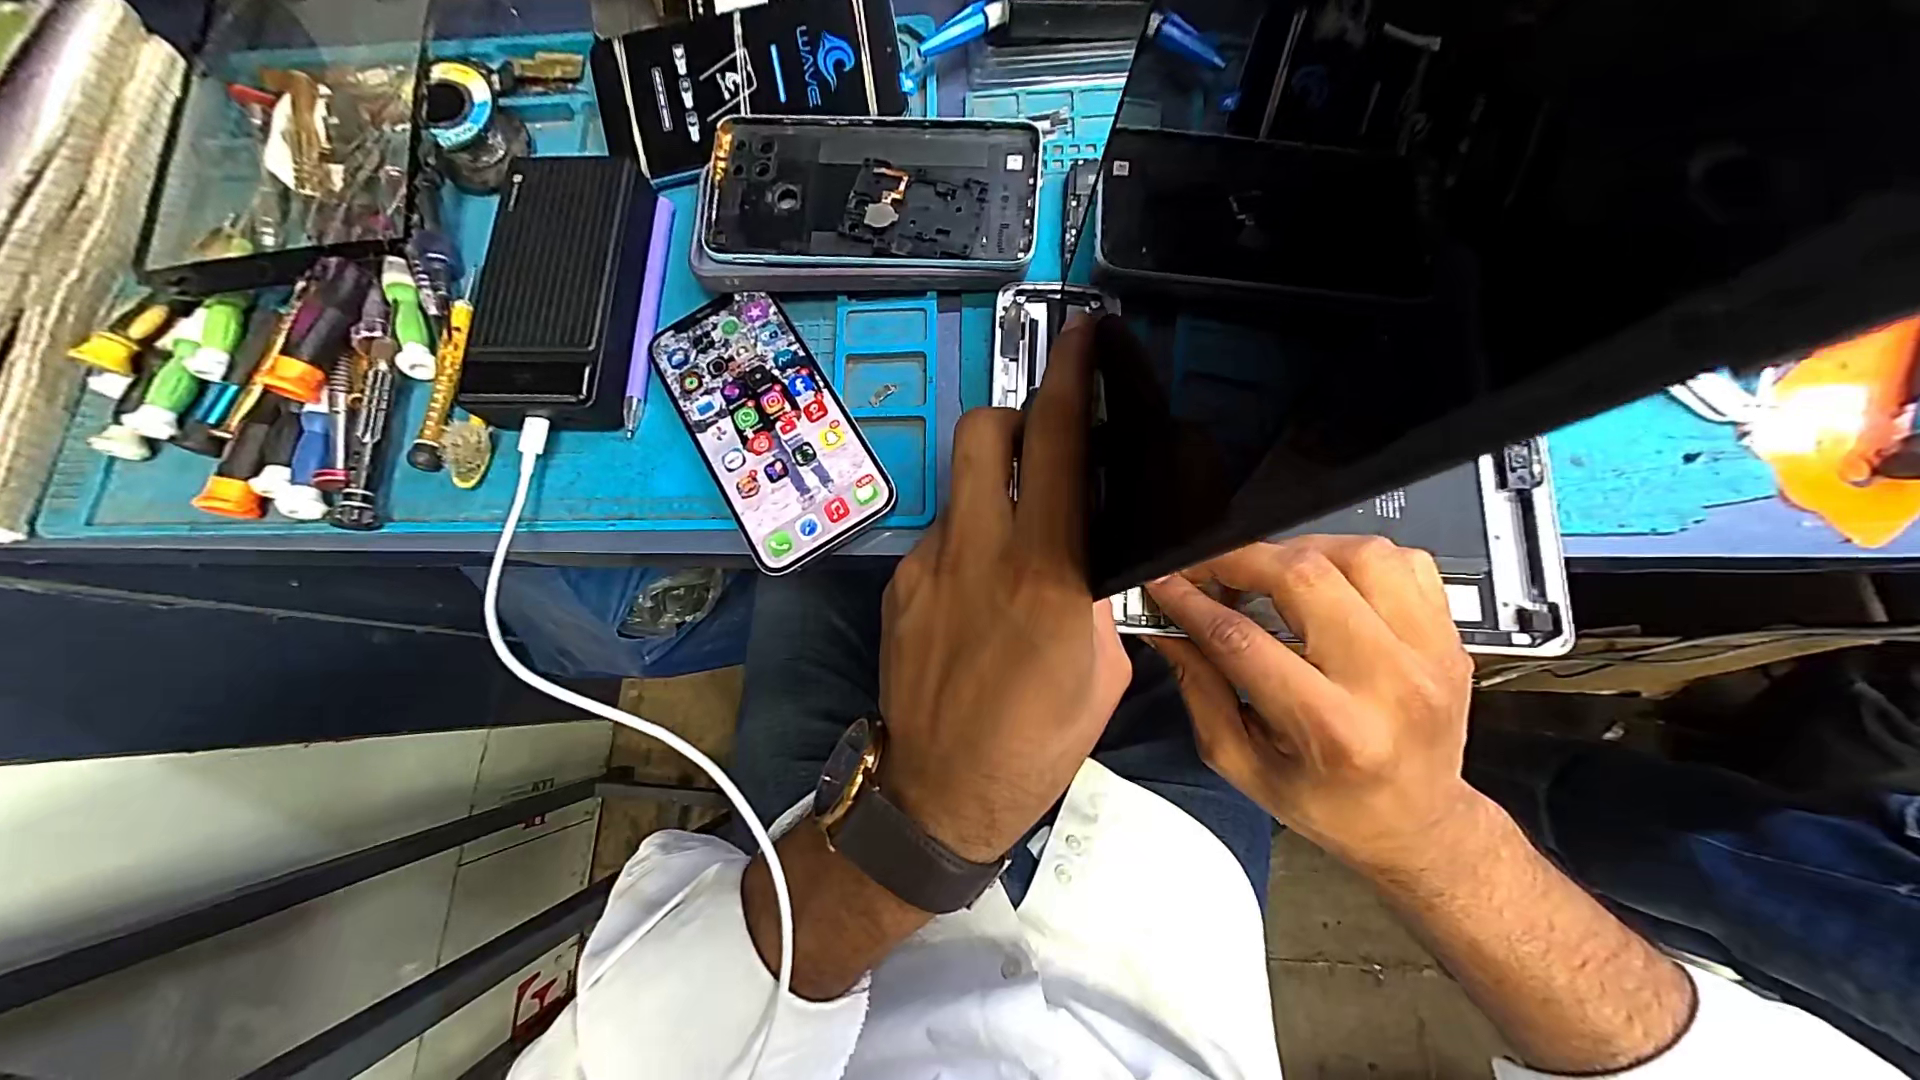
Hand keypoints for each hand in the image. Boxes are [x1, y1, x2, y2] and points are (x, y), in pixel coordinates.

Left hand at [878, 318, 1130, 861]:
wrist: (938, 789)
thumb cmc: (1036, 742)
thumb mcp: (1101, 672)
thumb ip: (1096, 594)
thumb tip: (1087, 550)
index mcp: (1049, 574)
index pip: (1061, 446)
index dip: (1070, 377)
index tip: (1079, 334)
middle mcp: (982, 552)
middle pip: (984, 430)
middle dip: (1016, 418)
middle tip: (1041, 451)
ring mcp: (930, 564)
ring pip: (961, 483)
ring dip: (993, 486)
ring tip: (1012, 533)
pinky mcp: (900, 585)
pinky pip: (941, 534)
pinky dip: (966, 539)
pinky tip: (975, 587)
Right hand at [1145, 536, 1477, 870]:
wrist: (1415, 823)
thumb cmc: (1330, 802)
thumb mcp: (1239, 760)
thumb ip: (1198, 687)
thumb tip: (1168, 628)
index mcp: (1332, 729)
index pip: (1242, 638)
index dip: (1190, 602)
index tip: (1165, 586)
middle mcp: (1390, 685)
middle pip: (1305, 578)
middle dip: (1236, 561)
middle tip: (1206, 569)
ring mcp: (1428, 655)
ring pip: (1359, 554)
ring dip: (1295, 552)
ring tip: (1265, 573)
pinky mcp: (1446, 637)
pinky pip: (1403, 561)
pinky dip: (1351, 557)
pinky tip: (1323, 579)